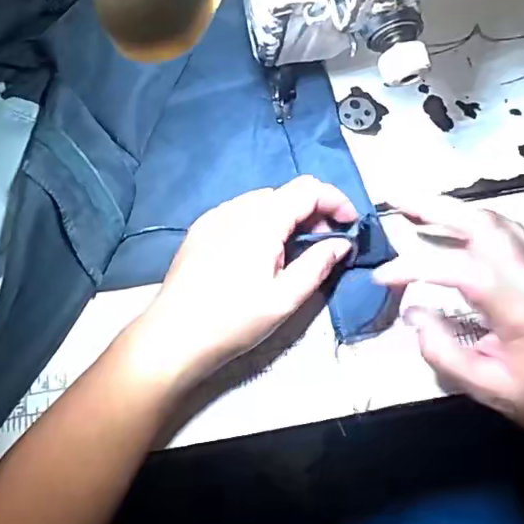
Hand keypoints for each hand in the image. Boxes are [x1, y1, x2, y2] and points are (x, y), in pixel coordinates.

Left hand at [125, 176, 357, 391]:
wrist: (174, 335)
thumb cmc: (233, 320)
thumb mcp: (285, 298)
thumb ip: (317, 265)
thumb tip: (340, 243)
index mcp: (260, 221)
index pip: (307, 189)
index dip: (335, 201)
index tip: (349, 226)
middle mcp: (234, 210)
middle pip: (283, 193)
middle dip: (312, 211)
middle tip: (325, 244)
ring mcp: (212, 218)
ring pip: (259, 202)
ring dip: (285, 217)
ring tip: (292, 251)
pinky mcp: (198, 231)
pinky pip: (236, 213)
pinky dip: (258, 223)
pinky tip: (259, 252)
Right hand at [372, 195, 523, 458]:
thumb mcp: (489, 391)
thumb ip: (443, 352)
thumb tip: (413, 313)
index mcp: (523, 310)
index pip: (461, 271)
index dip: (414, 267)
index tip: (381, 277)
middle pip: (485, 225)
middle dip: (435, 208)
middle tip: (393, 201)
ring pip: (496, 221)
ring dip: (451, 208)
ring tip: (412, 206)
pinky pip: (504, 231)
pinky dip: (469, 219)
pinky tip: (446, 223)